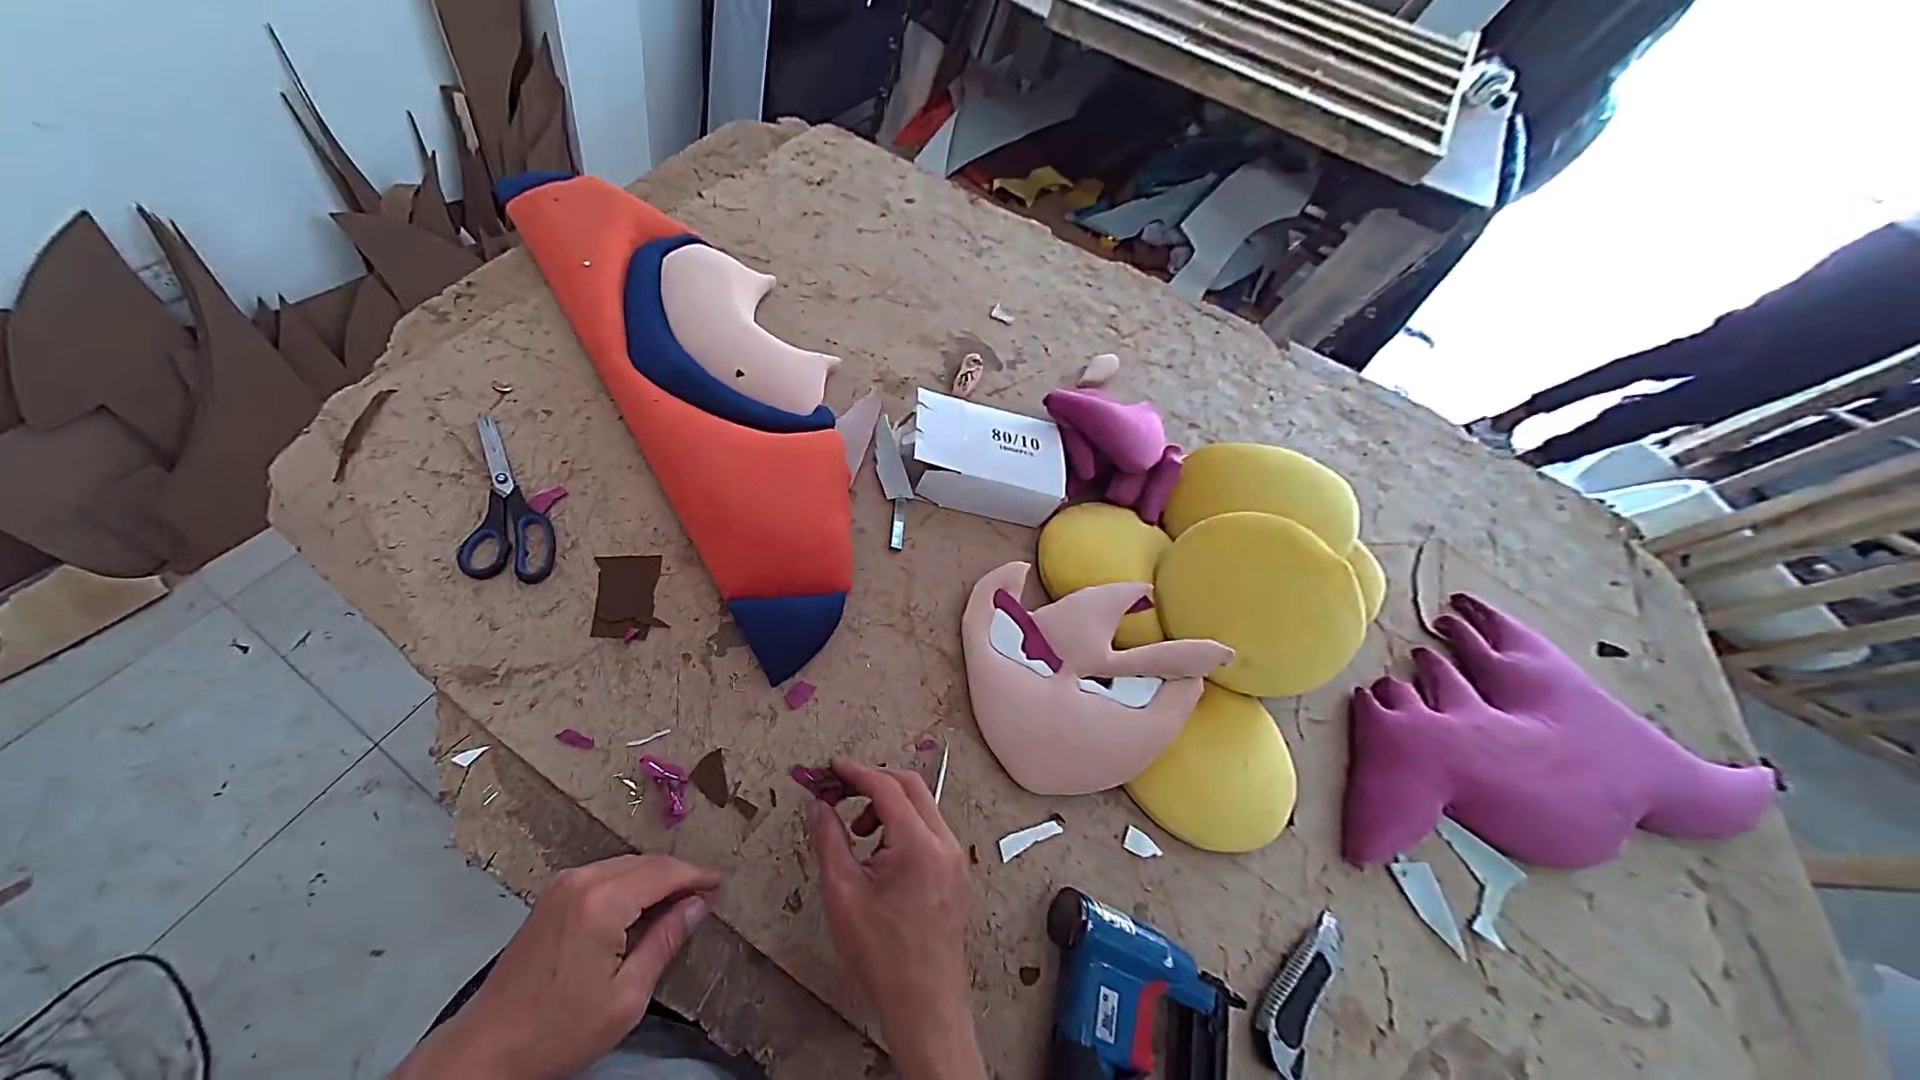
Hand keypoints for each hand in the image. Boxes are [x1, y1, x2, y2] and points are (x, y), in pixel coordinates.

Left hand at [393, 855, 719, 1079]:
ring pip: (625, 865)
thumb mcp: (626, 997)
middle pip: (645, 863)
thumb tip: (698, 905)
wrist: (482, 1054)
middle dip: (678, 875)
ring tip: (678, 901)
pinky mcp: (550, 897)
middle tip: (703, 896)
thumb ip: (665, 942)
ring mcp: (561, 886)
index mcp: (602, 901)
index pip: (664, 872)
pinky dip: (630, 882)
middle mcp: (582, 881)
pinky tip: (640, 905)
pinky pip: (604, 874)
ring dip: (654, 877)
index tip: (720, 884)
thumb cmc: (559, 1031)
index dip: (697, 875)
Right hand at [806, 761, 983, 1079]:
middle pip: (911, 786)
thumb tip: (821, 807)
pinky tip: (880, 853)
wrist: (924, 1002)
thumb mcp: (843, 893)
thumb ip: (829, 840)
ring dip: (889, 805)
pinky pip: (930, 830)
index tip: (833, 769)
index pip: (887, 786)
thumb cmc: (884, 955)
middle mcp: (944, 842)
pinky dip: (904, 826)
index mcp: (919, 844)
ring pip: (923, 806)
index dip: (856, 772)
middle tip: (843, 790)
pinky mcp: (955, 871)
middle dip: (874, 781)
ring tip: (859, 834)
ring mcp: (954, 857)